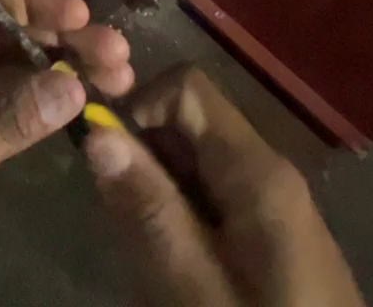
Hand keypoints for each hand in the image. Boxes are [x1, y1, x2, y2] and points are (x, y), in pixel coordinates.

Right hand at [80, 65, 364, 306]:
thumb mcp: (195, 289)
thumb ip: (148, 208)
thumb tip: (96, 129)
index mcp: (258, 171)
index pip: (185, 87)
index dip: (139, 109)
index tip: (109, 161)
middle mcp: (270, 171)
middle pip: (185, 124)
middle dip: (142, 160)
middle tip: (125, 223)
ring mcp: (276, 204)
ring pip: (192, 164)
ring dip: (156, 196)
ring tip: (151, 258)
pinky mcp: (275, 235)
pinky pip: (211, 199)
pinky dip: (181, 220)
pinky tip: (181, 272)